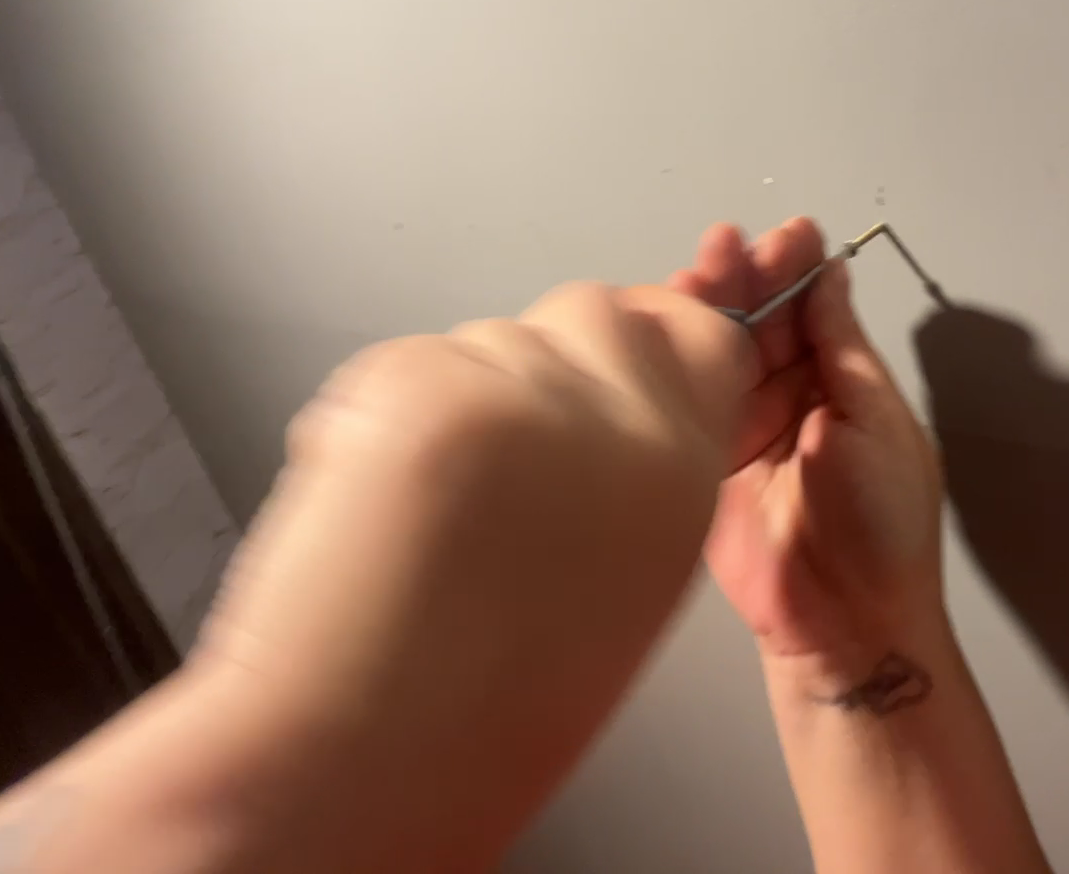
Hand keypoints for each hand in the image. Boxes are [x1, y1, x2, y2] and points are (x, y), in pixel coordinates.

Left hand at [188, 282, 751, 868]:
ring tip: (442, 493)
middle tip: (507, 431)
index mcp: (683, 472)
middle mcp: (621, 417)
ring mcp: (521, 392)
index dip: (657, 332)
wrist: (368, 758)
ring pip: (496, 336)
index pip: (701, 333)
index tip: (627, 342)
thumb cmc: (498, 693)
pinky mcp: (420, 382)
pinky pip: (415, 357)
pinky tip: (388, 487)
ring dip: (469, 389)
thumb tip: (623, 392)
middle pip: (592, 309)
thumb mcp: (635, 565)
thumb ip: (646, 462)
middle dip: (553, 352)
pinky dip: (393, 405)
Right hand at [670, 219, 944, 681]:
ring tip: (698, 267)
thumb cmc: (881, 518)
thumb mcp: (875, 421)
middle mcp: (789, 395)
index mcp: (840, 383)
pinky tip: (663, 323)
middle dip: (747, 280)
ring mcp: (743, 424)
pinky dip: (675, 360)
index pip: (813, 312)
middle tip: (728, 243)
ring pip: (719, 352)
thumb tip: (834, 274)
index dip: (800, 272)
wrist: (842, 621)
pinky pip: (688, 398)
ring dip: (709, 308)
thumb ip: (843, 347)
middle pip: (761, 324)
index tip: (790, 234)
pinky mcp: (703, 456)